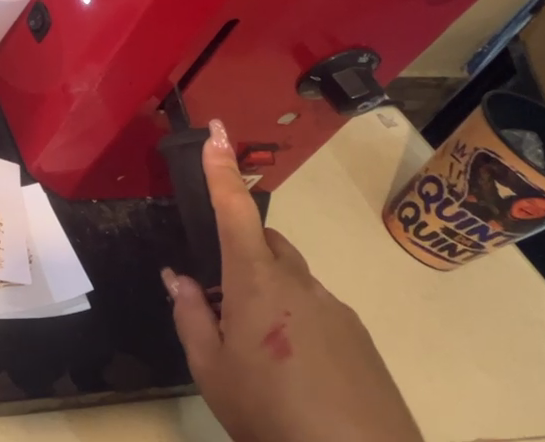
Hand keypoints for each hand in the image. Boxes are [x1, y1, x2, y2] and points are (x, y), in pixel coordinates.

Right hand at [164, 120, 421, 441]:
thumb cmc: (270, 415)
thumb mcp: (211, 370)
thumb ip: (191, 316)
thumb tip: (180, 279)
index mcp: (256, 283)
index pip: (234, 211)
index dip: (222, 169)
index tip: (216, 131)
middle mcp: (300, 285)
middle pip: (268, 246)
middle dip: (244, 255)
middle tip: (224, 302)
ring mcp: (337, 312)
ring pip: (294, 285)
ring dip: (271, 300)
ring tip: (263, 359)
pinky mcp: (364, 343)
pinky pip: (320, 317)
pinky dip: (300, 329)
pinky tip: (298, 379)